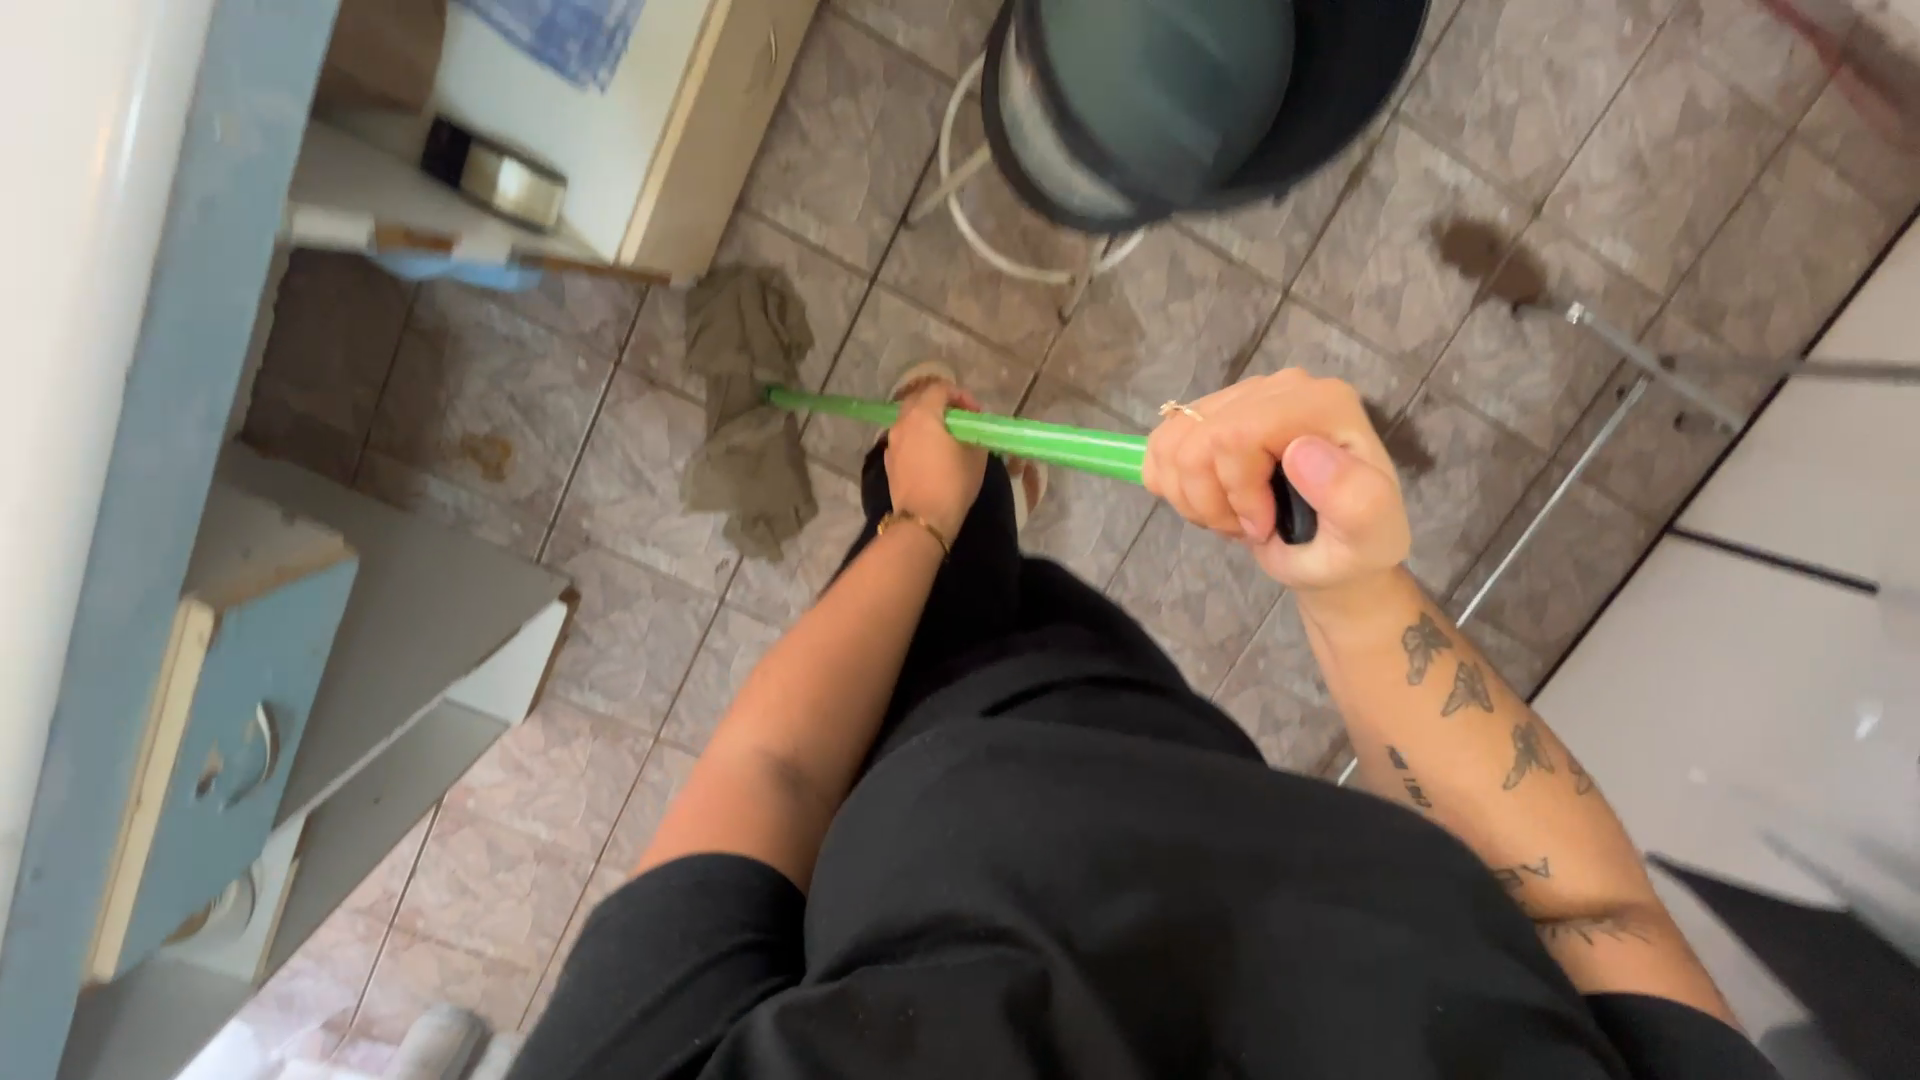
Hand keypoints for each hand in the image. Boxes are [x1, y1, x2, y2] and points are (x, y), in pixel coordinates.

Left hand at [885, 382, 988, 539]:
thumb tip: (972, 431)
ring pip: (909, 419)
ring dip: (927, 421)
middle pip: (920, 399)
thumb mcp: (976, 456)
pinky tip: (931, 455)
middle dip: (941, 404)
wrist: (923, 519)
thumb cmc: (953, 484)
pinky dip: (917, 438)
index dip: (961, 395)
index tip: (974, 413)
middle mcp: (902, 422)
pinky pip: (904, 439)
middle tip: (959, 420)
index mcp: (923, 414)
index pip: (940, 388)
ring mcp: (891, 442)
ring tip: (945, 438)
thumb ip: (975, 434)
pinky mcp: (888, 461)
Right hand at [1142, 371, 1410, 597]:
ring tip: (1229, 516)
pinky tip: (1207, 499)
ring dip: (1190, 496)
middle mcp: (1279, 388)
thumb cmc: (1350, 548)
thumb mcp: (1370, 537)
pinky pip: (1160, 444)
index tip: (1263, 525)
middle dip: (1209, 499)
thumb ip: (1354, 496)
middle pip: (1197, 439)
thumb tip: (1300, 450)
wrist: (1330, 551)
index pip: (1236, 433)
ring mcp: (1240, 397)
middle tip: (1245, 526)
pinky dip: (1171, 484)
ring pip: (1171, 443)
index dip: (1236, 489)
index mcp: (1320, 404)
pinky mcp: (1209, 415)